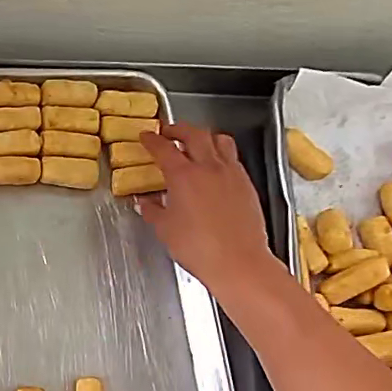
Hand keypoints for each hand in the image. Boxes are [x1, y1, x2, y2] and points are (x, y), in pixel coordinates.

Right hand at [135, 123, 275, 290]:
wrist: (238, 262)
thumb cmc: (199, 248)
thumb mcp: (165, 229)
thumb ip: (152, 210)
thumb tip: (145, 203)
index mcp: (184, 176)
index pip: (164, 148)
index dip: (152, 139)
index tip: (147, 136)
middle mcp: (209, 168)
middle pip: (194, 134)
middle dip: (178, 128)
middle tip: (169, 131)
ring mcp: (231, 174)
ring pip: (219, 140)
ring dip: (204, 136)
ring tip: (196, 141)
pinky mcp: (246, 184)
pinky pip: (233, 159)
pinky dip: (221, 154)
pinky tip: (216, 167)